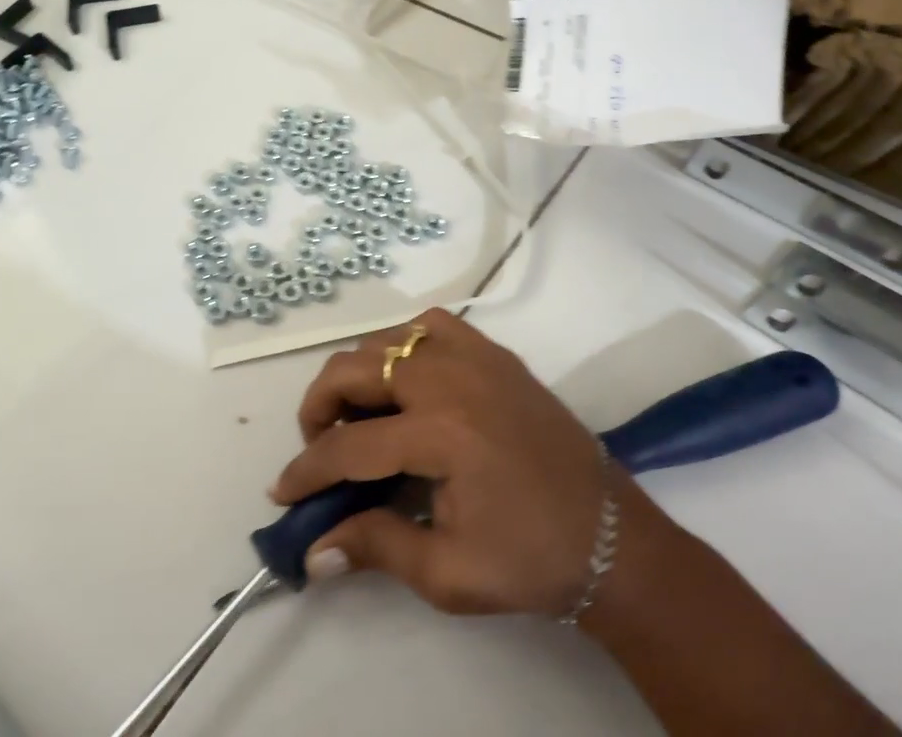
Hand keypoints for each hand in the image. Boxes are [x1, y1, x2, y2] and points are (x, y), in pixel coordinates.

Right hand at [270, 308, 606, 615]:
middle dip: (318, 409)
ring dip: (357, 375)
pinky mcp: (498, 357)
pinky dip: (403, 345)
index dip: (306, 472)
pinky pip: (432, 326)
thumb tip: (311, 552)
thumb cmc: (533, 563)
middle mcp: (453, 381)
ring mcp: (479, 359)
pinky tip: (405, 385)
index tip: (283, 494)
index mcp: (442, 435)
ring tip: (360, 419)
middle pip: (352, 370)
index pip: (348, 446)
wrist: (618, 546)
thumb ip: (374, 547)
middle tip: (319, 451)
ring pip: (386, 339)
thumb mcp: (449, 573)